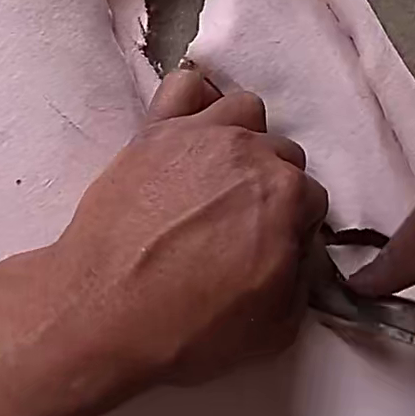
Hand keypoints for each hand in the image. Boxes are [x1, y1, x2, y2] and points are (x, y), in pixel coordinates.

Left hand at [44, 68, 328, 388]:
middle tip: (241, 221)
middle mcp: (250, 153)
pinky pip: (185, 86)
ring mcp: (199, 135)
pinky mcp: (154, 131)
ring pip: (244, 111)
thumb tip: (299, 251)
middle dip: (272, 186)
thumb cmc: (189, 327)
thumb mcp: (275, 329)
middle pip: (282, 155)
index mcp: (287, 196)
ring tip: (220, 173)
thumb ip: (304, 280)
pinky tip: (190, 132)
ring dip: (244, 138)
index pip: (312, 200)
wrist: (102, 314)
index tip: (271, 248)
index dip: (293, 228)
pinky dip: (196, 101)